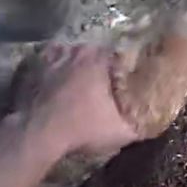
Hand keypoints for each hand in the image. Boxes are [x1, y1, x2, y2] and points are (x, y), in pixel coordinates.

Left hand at [13, 43, 139, 157]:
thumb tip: (154, 123)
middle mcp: (76, 51)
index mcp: (99, 59)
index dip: (121, 70)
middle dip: (98, 67)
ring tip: (78, 85)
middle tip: (101, 86)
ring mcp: (51, 57)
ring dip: (75, 65)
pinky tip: (56, 81)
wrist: (38, 134)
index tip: (123, 84)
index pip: (118, 56)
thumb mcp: (120, 132)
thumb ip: (140, 125)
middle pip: (93, 54)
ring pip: (70, 55)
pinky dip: (53, 68)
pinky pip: (48, 61)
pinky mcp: (32, 67)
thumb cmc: (83, 128)